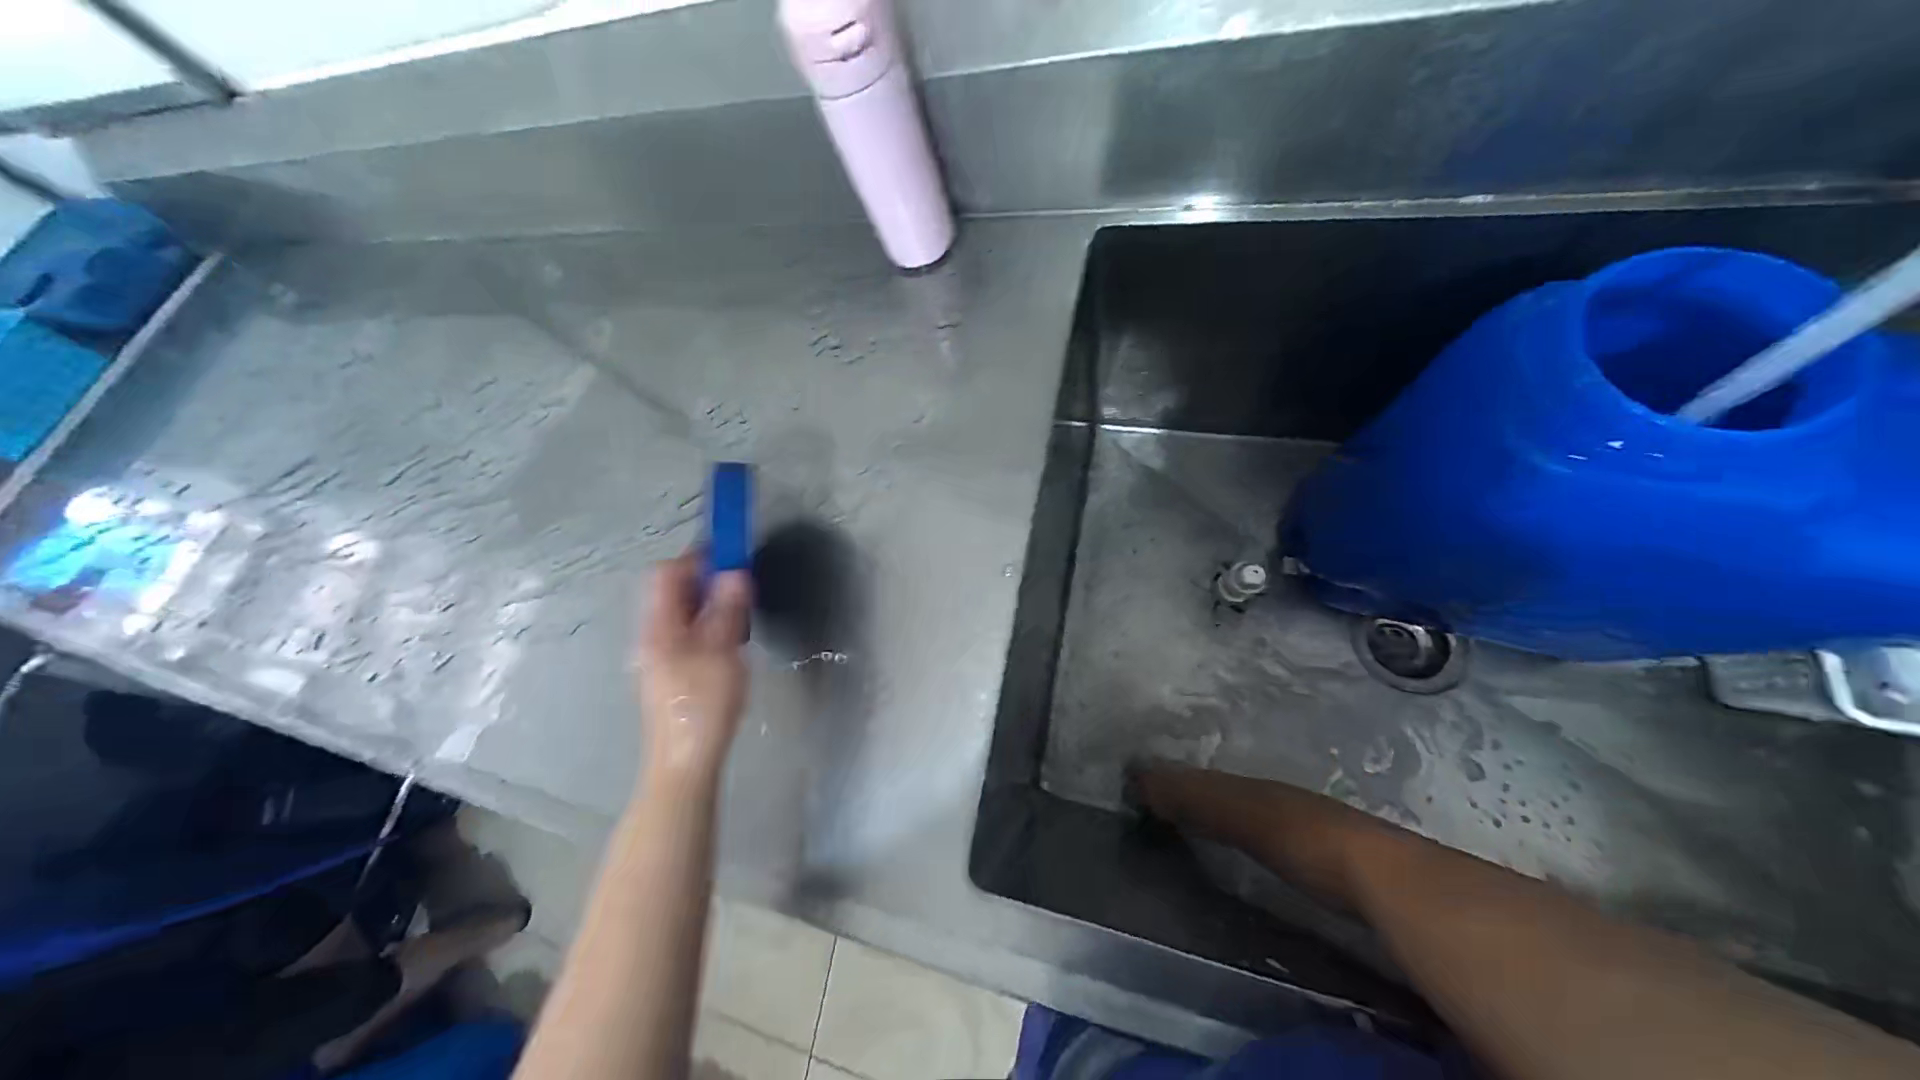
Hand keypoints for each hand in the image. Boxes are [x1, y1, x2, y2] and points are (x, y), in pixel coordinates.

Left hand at [633, 554, 752, 783]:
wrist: (685, 763)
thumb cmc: (703, 706)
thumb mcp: (722, 653)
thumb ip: (728, 610)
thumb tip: (734, 572)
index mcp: (658, 627)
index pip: (666, 574)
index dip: (696, 557)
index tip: (731, 554)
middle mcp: (653, 635)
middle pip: (673, 591)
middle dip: (708, 579)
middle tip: (743, 585)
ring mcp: (661, 655)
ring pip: (684, 613)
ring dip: (712, 603)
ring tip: (743, 615)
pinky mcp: (673, 672)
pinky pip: (690, 633)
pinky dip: (711, 625)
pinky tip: (733, 643)